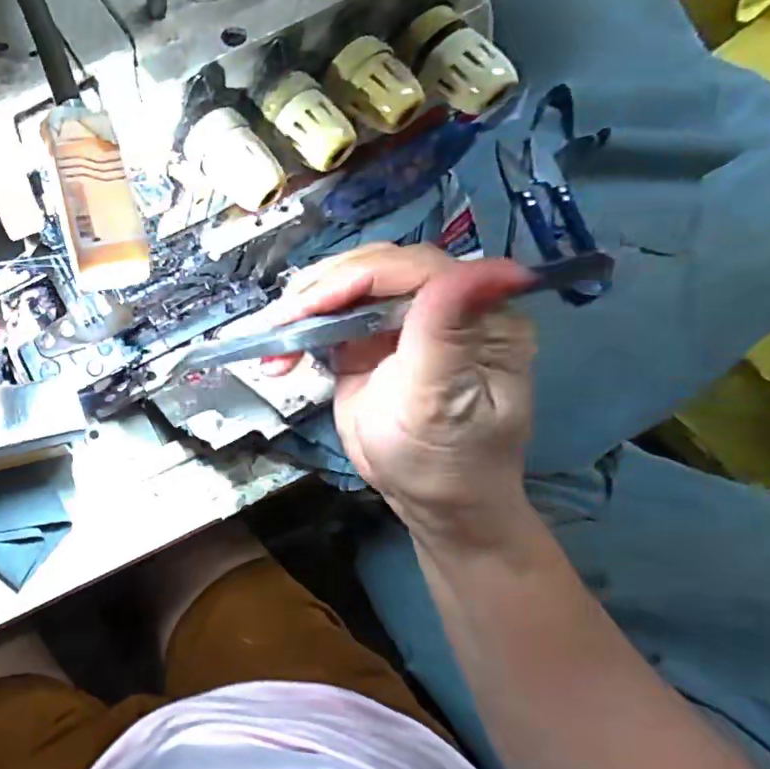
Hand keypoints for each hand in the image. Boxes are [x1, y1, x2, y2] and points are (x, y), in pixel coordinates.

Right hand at [261, 243, 537, 542]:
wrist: (428, 501)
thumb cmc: (445, 461)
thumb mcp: (441, 402)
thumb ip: (448, 332)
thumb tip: (496, 267)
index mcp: (480, 313)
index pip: (412, 270)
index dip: (356, 278)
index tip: (308, 307)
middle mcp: (444, 305)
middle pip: (375, 269)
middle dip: (321, 290)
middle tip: (281, 322)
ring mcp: (403, 320)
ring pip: (347, 286)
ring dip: (303, 308)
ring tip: (273, 340)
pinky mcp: (369, 337)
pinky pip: (331, 316)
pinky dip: (300, 330)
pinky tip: (280, 355)